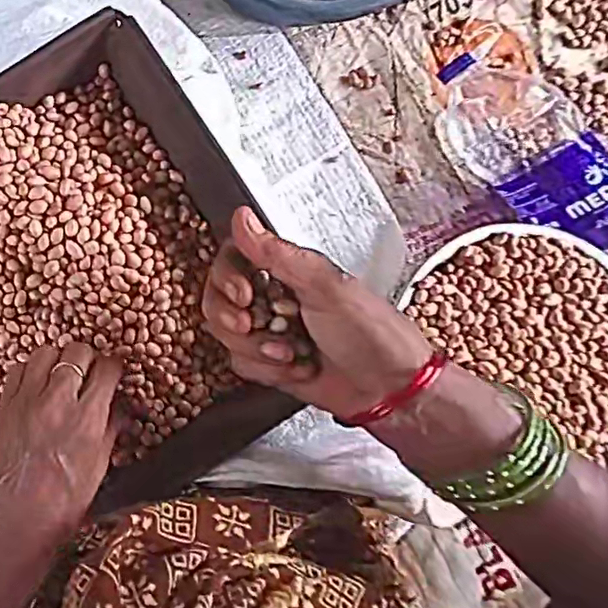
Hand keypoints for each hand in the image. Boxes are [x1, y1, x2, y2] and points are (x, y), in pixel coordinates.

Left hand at [0, 342, 121, 537]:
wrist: (16, 521)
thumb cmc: (62, 504)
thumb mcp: (99, 466)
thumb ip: (110, 428)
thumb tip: (122, 407)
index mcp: (86, 418)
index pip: (108, 368)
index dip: (115, 367)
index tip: (114, 373)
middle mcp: (57, 402)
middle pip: (77, 351)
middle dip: (89, 358)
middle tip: (90, 373)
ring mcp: (26, 401)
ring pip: (46, 352)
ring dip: (59, 360)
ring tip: (63, 376)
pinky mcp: (4, 406)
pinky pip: (18, 369)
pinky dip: (31, 370)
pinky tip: (38, 385)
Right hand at [201, 207, 433, 418]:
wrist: (387, 388)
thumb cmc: (372, 332)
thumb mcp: (324, 286)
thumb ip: (278, 253)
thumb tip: (244, 219)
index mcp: (288, 270)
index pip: (233, 259)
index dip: (227, 277)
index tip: (243, 294)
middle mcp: (274, 297)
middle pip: (219, 298)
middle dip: (233, 318)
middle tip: (252, 325)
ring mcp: (270, 331)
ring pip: (226, 335)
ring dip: (257, 348)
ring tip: (290, 350)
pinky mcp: (269, 363)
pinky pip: (241, 364)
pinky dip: (267, 370)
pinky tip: (297, 367)